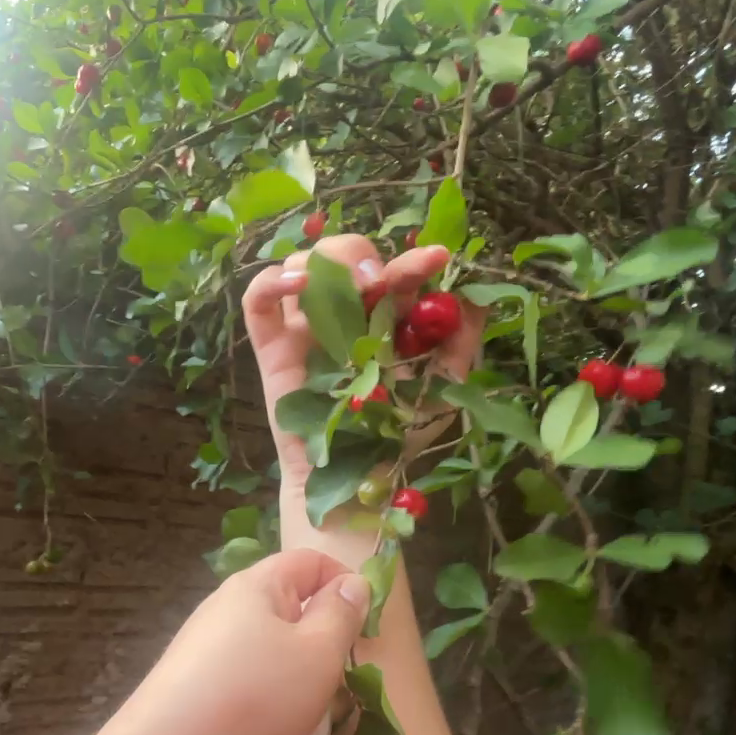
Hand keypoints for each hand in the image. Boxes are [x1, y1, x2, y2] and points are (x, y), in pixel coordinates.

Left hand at [101, 549, 369, 734]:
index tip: (371, 622)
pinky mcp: (205, 701)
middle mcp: (229, 614)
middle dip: (327, 643)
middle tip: (349, 677)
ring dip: (306, 684)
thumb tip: (353, 583)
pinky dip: (278, 711)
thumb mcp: (317, 650)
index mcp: (254, 587)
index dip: (345, 581)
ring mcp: (213, 659)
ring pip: (276, 658)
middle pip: (292, 612)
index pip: (309, 562)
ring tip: (322, 716)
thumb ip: (341, 614)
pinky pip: (256, 692)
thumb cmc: (256, 693)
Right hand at [241, 234, 485, 486]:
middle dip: (358, 255)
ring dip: (320, 262)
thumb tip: (479, 294)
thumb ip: (462, 342)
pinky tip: (296, 285)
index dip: (412, 259)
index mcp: (383, 316)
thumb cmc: (397, 435)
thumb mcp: (445, 387)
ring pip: (298, 263)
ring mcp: (304, 328)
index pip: (393, 271)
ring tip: (344, 290)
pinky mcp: (272, 348)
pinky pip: (257, 301)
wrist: (354, 480)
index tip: (437, 259)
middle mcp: (342, 314)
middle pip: (339, 253)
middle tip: (377, 282)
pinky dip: (272, 282)